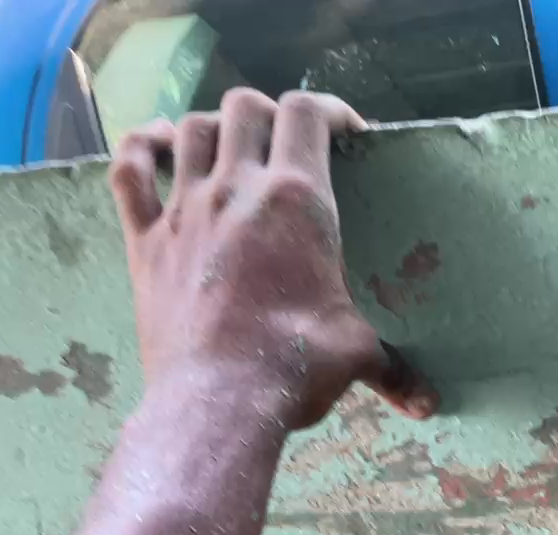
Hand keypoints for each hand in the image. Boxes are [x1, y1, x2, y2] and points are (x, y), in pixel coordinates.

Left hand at [108, 88, 437, 427]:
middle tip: (289, 146)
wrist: (219, 400)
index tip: (346, 132)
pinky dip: (141, 147)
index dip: (329, 109)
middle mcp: (237, 190)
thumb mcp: (358, 358)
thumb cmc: (297, 366)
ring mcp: (184, 210)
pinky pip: (130, 171)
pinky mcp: (146, 240)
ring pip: (190, 129)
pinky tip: (156, 144)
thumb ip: (395, 369)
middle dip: (271, 115)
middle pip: (245, 108)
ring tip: (232, 148)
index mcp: (298, 204)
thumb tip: (427, 404)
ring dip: (214, 127)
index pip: (307, 115)